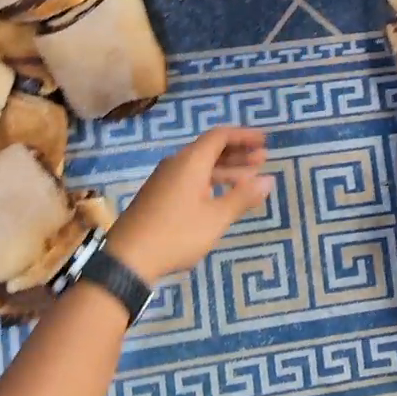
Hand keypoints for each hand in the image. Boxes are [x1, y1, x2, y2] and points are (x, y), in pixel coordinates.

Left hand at [105, 127, 272, 282]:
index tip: (264, 141)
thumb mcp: (215, 218)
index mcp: (190, 161)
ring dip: (226, 170)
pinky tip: (222, 197)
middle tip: (263, 160)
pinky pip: (191, 179)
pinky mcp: (159, 196)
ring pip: (201, 166)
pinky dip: (211, 182)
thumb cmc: (176, 234)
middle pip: (211, 149)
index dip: (244, 136)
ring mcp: (165, 180)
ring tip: (250, 179)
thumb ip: (242, 197)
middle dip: (238, 154)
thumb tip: (268, 180)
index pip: (220, 136)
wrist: (127, 259)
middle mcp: (177, 164)